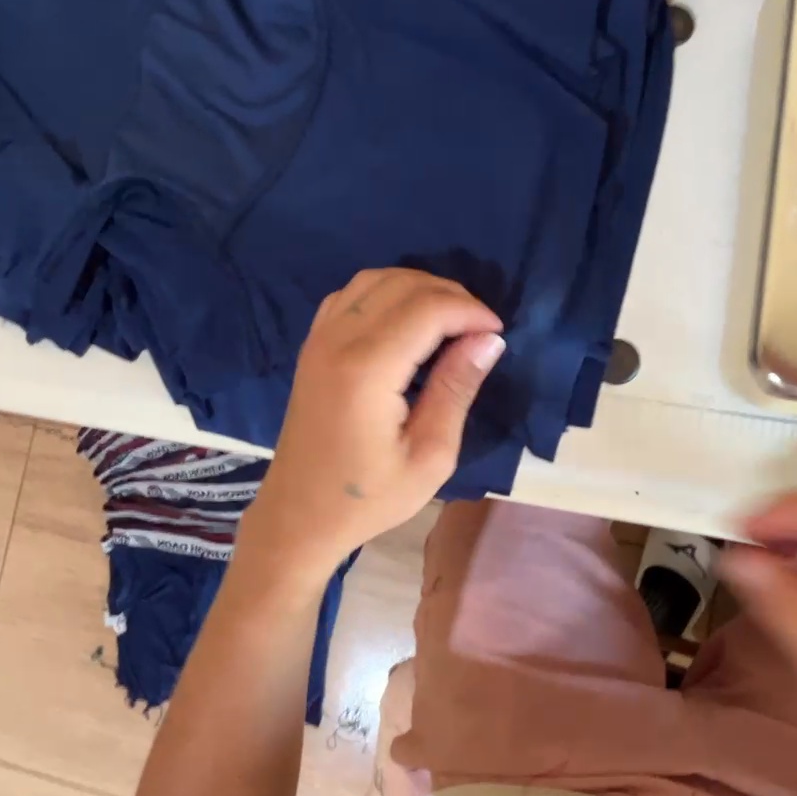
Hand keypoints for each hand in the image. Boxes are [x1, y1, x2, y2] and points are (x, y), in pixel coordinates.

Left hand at [243, 269, 504, 574]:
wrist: (299, 516)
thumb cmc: (369, 498)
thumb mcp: (430, 456)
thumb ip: (457, 390)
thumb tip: (489, 340)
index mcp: (367, 370)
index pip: (427, 308)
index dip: (470, 311)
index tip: (497, 333)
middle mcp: (337, 341)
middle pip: (401, 284)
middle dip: (449, 295)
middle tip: (479, 328)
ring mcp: (318, 340)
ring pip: (373, 279)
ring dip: (417, 288)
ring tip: (449, 321)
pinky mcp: (312, 347)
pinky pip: (350, 296)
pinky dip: (385, 294)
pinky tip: (406, 323)